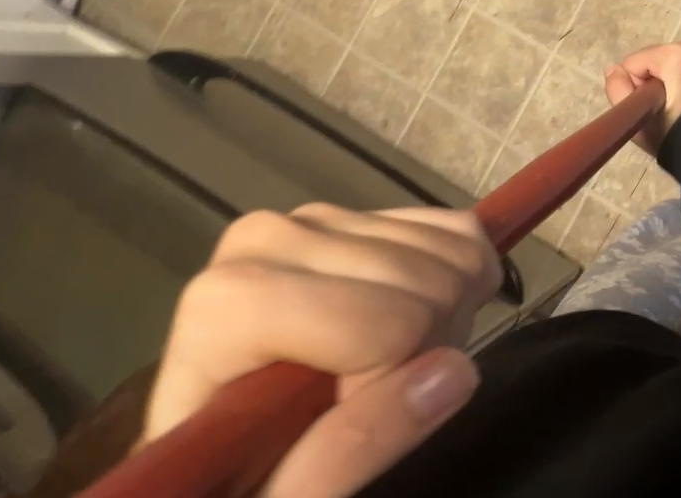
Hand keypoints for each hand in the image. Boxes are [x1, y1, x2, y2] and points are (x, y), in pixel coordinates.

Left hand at [143, 204, 500, 497]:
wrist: (218, 446)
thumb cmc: (234, 477)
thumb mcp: (279, 496)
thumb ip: (350, 450)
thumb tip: (453, 371)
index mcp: (234, 300)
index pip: (388, 325)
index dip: (388, 387)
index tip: (342, 424)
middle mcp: (272, 237)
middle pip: (428, 283)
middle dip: (427, 349)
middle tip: (376, 397)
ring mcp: (318, 216)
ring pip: (453, 253)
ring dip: (447, 317)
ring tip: (387, 364)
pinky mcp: (363, 211)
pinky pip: (457, 230)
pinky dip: (462, 279)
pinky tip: (413, 321)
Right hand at [603, 40, 680, 153]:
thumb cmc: (671, 132)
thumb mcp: (636, 115)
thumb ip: (617, 88)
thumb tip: (612, 69)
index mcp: (674, 54)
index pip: (631, 64)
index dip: (633, 88)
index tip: (646, 107)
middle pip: (646, 63)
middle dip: (645, 85)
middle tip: (656, 110)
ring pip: (658, 67)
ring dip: (656, 86)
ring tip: (667, 108)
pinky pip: (673, 70)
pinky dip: (670, 84)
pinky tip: (677, 103)